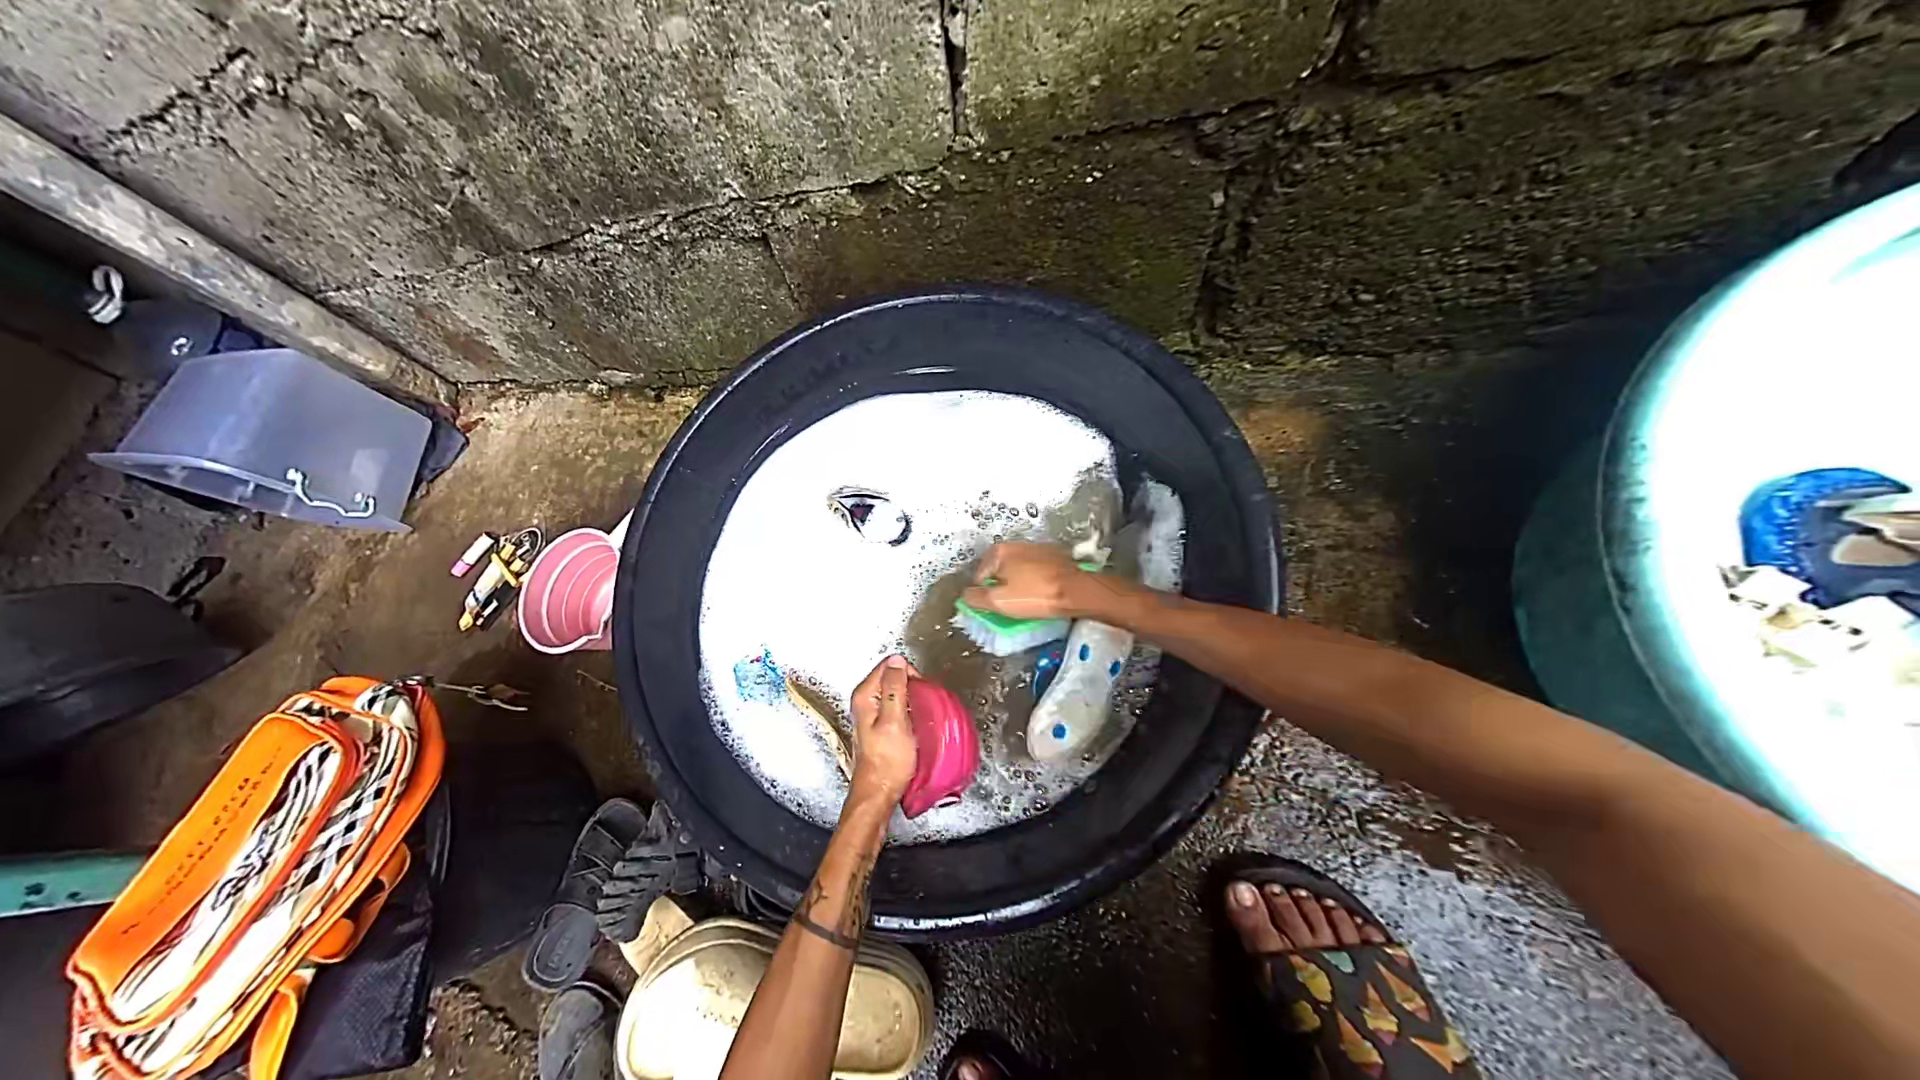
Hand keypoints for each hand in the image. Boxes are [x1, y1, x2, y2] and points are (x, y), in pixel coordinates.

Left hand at [847, 655, 918, 808]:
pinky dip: (909, 710)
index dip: (910, 674)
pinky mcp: (880, 726)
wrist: (879, 792)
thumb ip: (894, 688)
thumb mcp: (895, 720)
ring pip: (896, 692)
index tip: (920, 692)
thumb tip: (897, 661)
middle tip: (922, 705)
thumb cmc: (888, 761)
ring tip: (921, 715)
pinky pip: (897, 707)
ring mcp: (871, 714)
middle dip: (912, 686)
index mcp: (865, 695)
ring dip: (912, 699)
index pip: (890, 665)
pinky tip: (916, 723)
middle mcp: (864, 701)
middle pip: (893, 677)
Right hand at [961, 541, 1116, 619]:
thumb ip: (975, 598)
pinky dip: (1033, 581)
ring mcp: (1035, 548)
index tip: (996, 607)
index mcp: (998, 551)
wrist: (1077, 591)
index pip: (979, 577)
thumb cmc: (1035, 595)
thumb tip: (965, 595)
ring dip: (1017, 585)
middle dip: (1001, 588)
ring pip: (1016, 571)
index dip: (984, 595)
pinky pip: (1033, 571)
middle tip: (1011, 606)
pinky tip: (1040, 594)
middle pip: (997, 572)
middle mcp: (1015, 544)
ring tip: (1027, 601)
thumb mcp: (999, 601)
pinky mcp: (1052, 556)